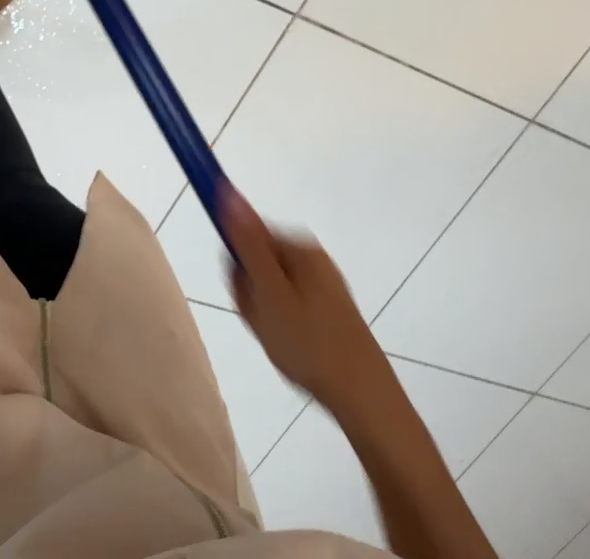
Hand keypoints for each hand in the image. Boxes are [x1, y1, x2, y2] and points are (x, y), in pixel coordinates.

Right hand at [224, 189, 394, 416]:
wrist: (362, 395)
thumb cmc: (309, 343)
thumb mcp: (269, 292)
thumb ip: (247, 244)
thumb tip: (227, 193)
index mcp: (300, 248)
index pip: (247, 235)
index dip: (238, 265)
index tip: (244, 293)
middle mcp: (313, 259)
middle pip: (259, 261)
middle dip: (250, 291)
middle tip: (261, 322)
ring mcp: (322, 284)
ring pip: (270, 288)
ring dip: (262, 311)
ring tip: (276, 338)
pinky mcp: (327, 308)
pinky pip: (287, 306)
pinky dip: (279, 324)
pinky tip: (290, 347)